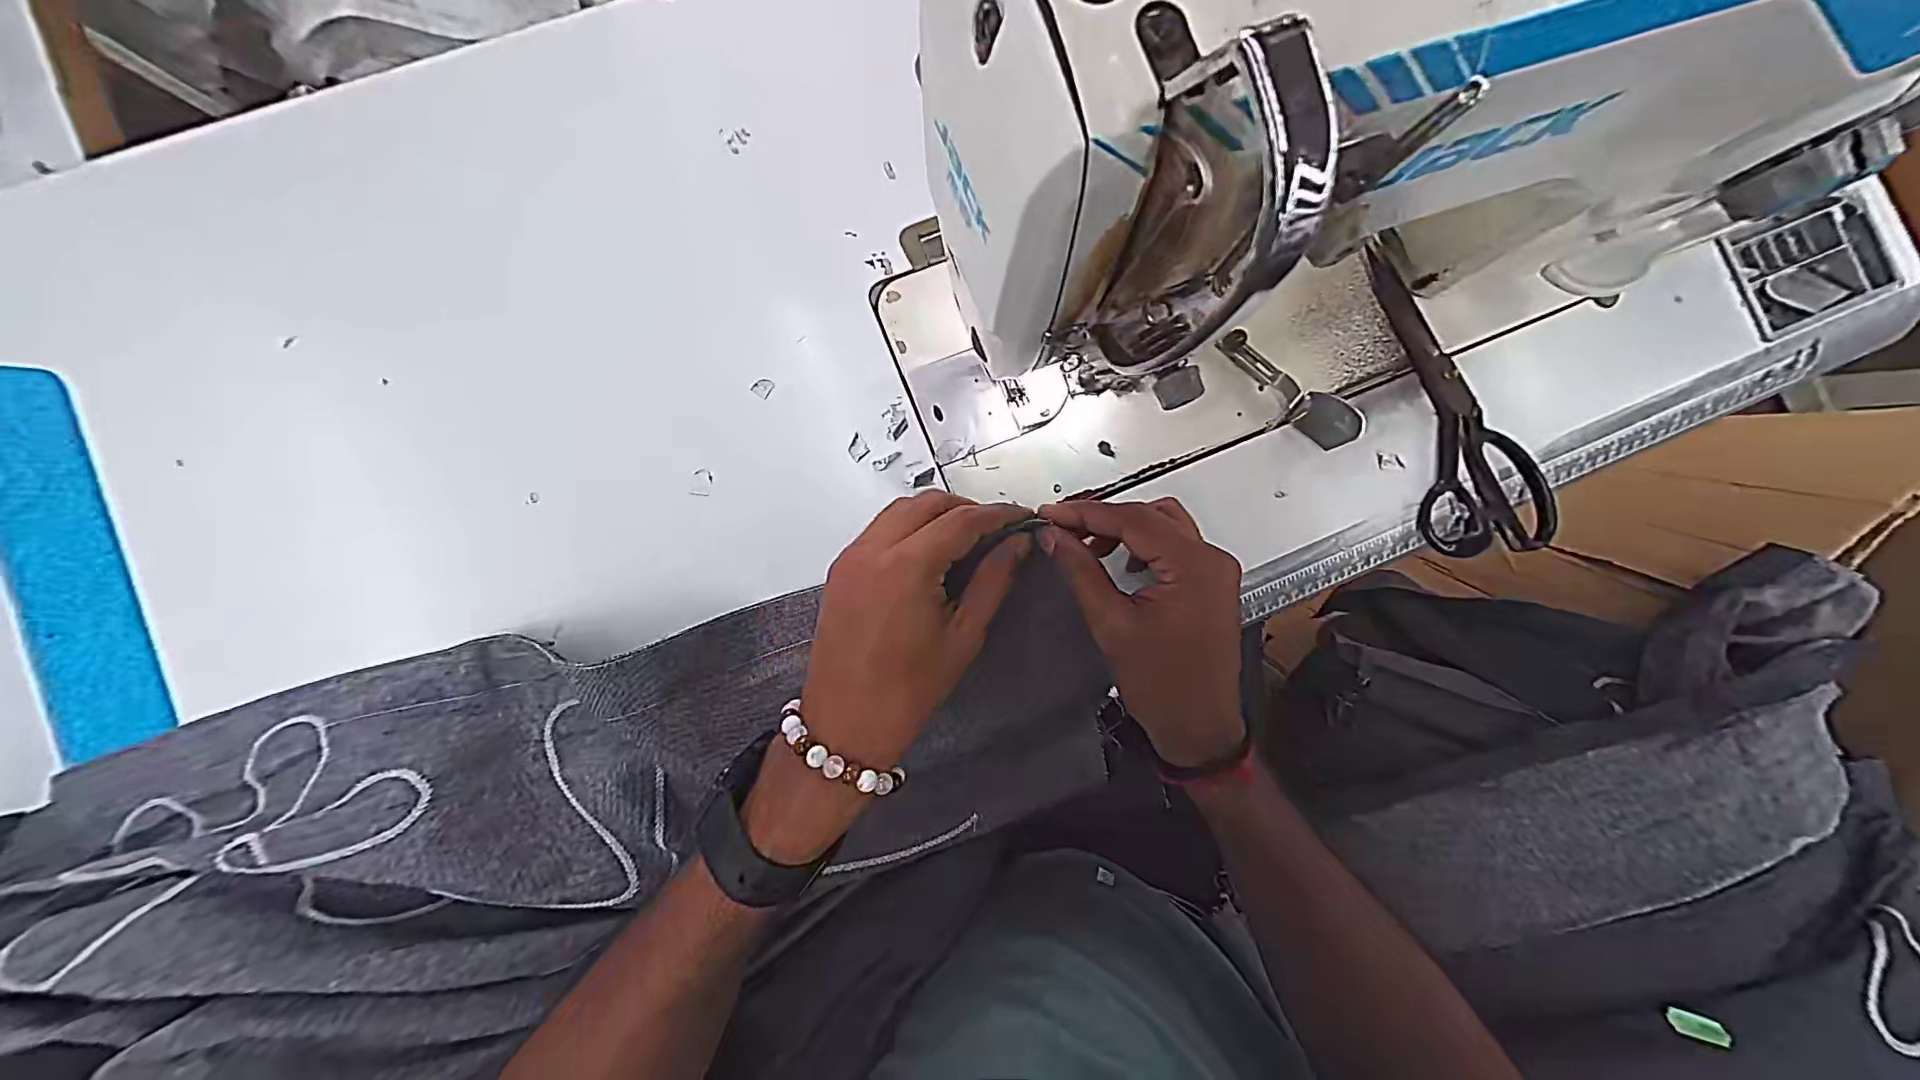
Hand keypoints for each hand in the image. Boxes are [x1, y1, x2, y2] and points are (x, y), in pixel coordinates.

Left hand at [742, 492, 1031, 861]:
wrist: (847, 721)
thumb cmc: (901, 692)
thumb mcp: (963, 636)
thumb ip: (993, 581)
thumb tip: (1015, 548)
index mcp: (905, 568)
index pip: (961, 520)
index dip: (997, 515)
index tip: (1017, 517)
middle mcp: (872, 553)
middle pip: (928, 502)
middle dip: (966, 508)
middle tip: (995, 527)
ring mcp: (852, 559)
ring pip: (900, 509)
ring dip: (935, 513)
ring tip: (965, 538)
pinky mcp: (841, 570)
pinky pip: (879, 529)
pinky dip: (908, 527)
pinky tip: (929, 551)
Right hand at [1039, 498, 1244, 766]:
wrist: (1197, 726)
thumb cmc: (1166, 688)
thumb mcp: (1111, 623)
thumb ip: (1081, 571)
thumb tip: (1057, 539)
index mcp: (1194, 567)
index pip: (1133, 519)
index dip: (1086, 513)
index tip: (1053, 515)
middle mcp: (1212, 562)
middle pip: (1150, 514)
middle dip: (1103, 516)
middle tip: (1064, 525)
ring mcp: (1215, 571)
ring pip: (1163, 524)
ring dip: (1123, 527)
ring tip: (1085, 543)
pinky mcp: (1210, 582)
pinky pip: (1173, 545)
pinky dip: (1142, 543)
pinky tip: (1116, 558)